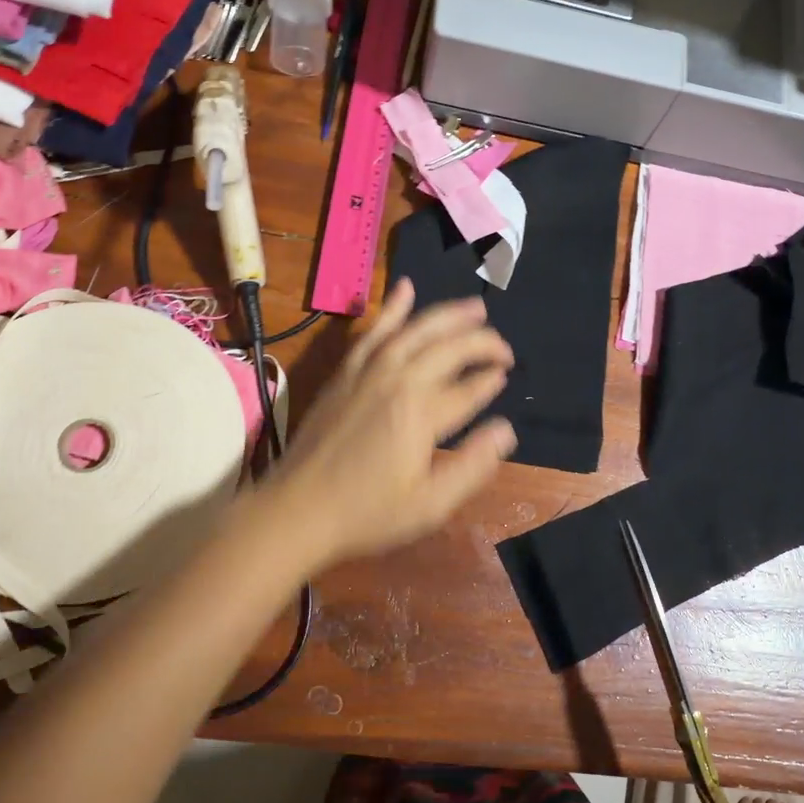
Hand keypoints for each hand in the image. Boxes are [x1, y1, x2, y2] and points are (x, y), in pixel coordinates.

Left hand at [253, 279, 515, 571]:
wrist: (297, 510)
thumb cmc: (367, 513)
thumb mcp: (429, 505)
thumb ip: (472, 466)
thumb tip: (506, 429)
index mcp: (422, 414)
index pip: (469, 387)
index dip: (491, 380)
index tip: (506, 375)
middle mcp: (398, 381)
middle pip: (449, 349)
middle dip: (482, 343)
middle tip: (504, 349)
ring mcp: (368, 372)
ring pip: (415, 331)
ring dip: (448, 315)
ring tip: (476, 307)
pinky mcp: (345, 373)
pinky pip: (373, 332)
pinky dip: (392, 308)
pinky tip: (406, 289)